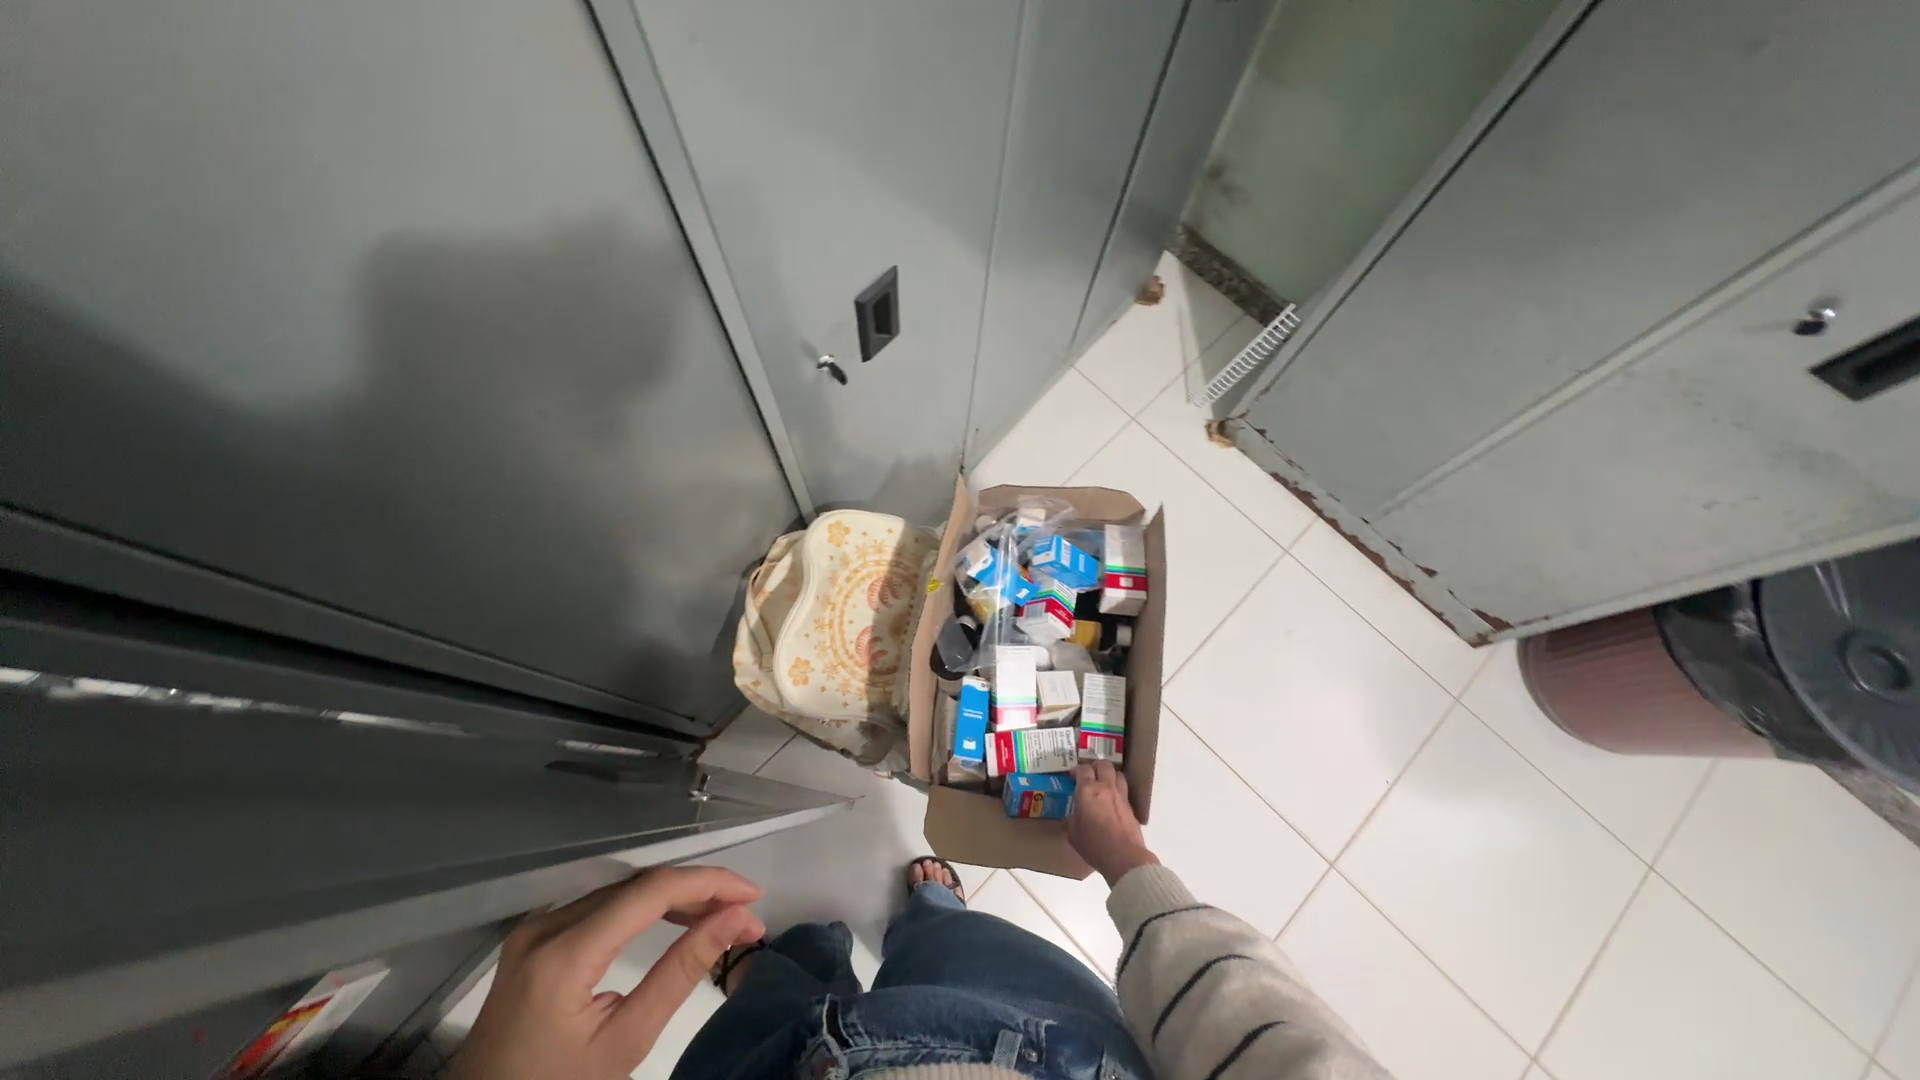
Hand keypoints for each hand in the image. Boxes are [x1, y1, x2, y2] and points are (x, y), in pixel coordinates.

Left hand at [448, 866, 764, 1079]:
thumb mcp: (626, 1040)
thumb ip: (681, 971)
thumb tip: (735, 918)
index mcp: (564, 951)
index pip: (651, 890)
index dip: (709, 884)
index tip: (754, 896)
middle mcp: (546, 924)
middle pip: (638, 885)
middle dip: (699, 891)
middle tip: (746, 915)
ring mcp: (536, 928)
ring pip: (622, 890)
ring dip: (676, 896)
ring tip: (722, 915)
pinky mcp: (536, 938)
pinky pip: (602, 906)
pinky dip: (646, 908)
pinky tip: (676, 918)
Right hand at [1068, 761, 1159, 886]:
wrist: (1124, 856)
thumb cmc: (1094, 845)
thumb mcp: (1073, 835)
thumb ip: (1069, 822)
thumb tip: (1067, 819)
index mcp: (1087, 791)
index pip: (1082, 769)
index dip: (1076, 770)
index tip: (1071, 776)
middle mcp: (1105, 788)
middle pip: (1104, 764)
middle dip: (1095, 766)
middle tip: (1089, 774)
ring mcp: (1120, 796)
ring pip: (1117, 773)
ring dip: (1109, 774)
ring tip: (1103, 783)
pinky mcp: (1130, 806)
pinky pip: (1124, 789)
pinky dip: (1117, 789)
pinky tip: (1112, 800)